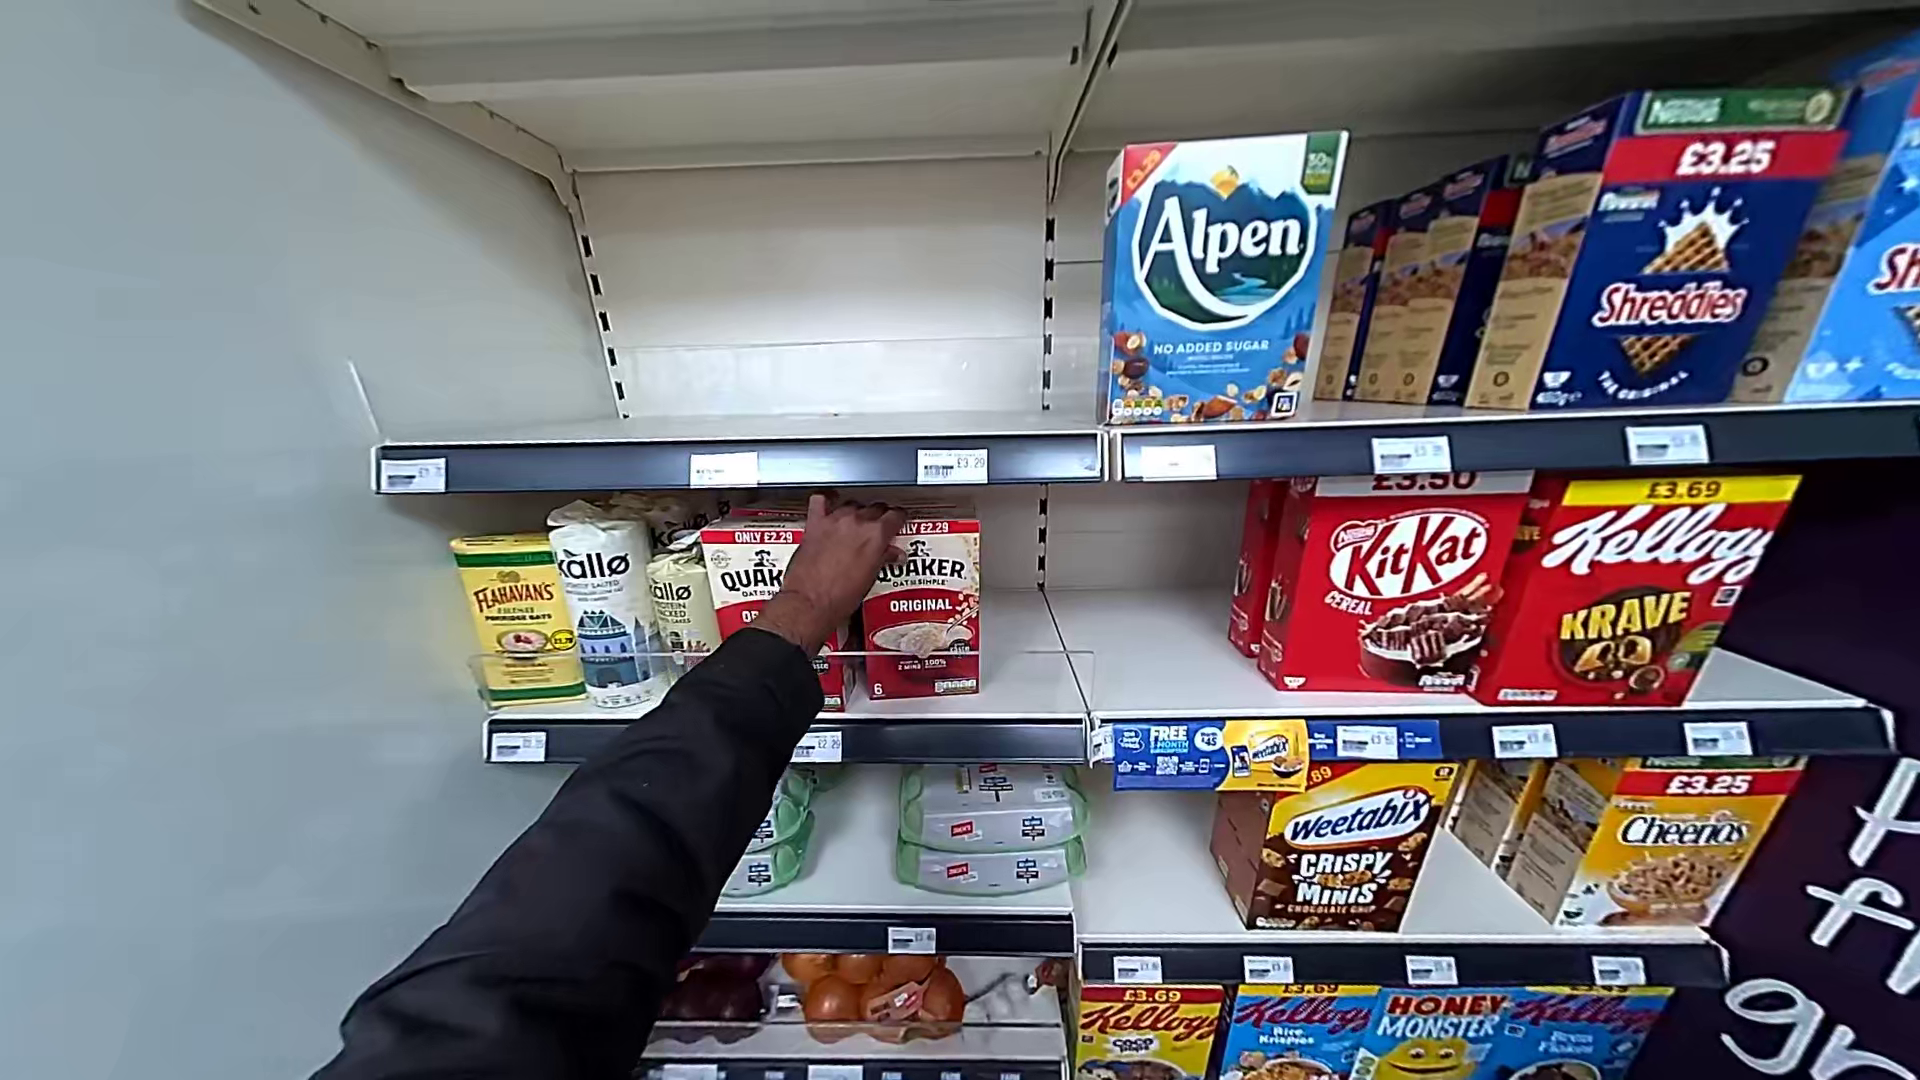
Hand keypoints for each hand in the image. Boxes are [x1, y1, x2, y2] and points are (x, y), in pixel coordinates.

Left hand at [754, 495, 905, 653]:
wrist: (810, 603)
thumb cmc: (839, 597)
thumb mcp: (871, 578)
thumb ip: (883, 559)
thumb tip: (892, 555)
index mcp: (876, 535)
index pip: (896, 515)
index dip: (899, 518)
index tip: (898, 521)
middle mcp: (857, 522)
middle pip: (875, 507)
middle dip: (880, 516)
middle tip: (879, 526)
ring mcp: (835, 521)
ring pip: (852, 504)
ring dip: (856, 511)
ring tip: (856, 521)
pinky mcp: (815, 524)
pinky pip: (821, 501)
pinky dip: (826, 500)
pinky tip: (829, 503)